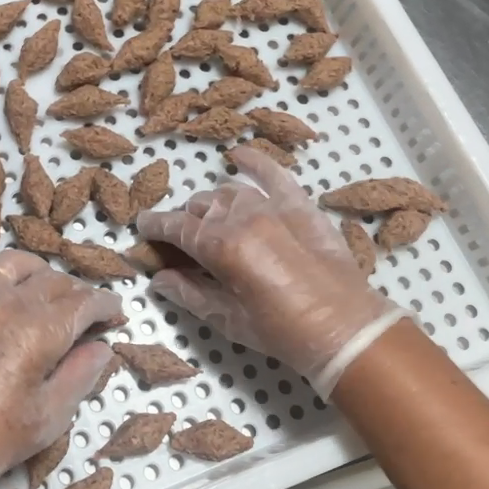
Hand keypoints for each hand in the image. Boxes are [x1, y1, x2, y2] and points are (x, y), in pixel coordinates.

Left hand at [0, 251, 119, 488]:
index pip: (85, 300)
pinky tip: (1, 287)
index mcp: (40, 330)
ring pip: (19, 263)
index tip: (114, 316)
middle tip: (85, 317)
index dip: (106, 306)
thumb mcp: (50, 416)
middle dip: (78, 295)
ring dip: (41, 275)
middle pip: (56, 280)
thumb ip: (81, 374)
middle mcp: (9, 301)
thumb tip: (102, 347)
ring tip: (45, 297)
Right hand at [136, 145, 405, 398]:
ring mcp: (272, 206)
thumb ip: (189, 293)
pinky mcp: (300, 205)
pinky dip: (254, 161)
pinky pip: (273, 173)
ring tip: (209, 219)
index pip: (175, 226)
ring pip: (228, 192)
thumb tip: (160, 278)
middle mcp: (242, 217)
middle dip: (184, 221)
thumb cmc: (282, 332)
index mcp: (220, 246)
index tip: (142, 228)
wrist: (345, 328)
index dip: (155, 226)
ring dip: (212, 203)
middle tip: (182, 242)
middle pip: (200, 207)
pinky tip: (238, 156)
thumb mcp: (228, 320)